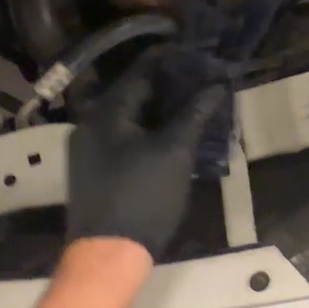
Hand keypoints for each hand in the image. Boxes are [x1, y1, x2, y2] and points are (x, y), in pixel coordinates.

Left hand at [65, 54, 227, 260]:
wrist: (109, 254)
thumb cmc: (143, 196)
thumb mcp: (175, 151)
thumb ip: (195, 113)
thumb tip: (217, 85)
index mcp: (106, 112)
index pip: (142, 71)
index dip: (172, 60)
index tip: (200, 53)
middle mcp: (91, 123)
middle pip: (135, 92)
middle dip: (170, 85)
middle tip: (204, 78)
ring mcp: (91, 148)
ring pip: (132, 115)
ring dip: (162, 108)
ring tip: (195, 102)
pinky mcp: (97, 168)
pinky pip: (126, 135)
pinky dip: (151, 128)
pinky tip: (175, 132)